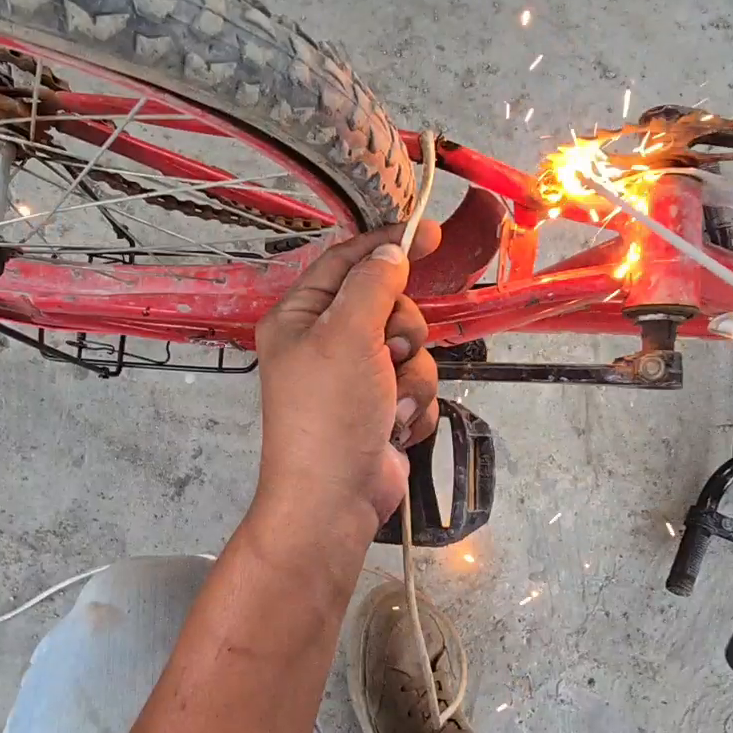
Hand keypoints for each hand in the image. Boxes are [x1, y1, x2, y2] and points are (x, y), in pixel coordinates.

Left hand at [251, 221, 441, 544]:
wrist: (334, 499)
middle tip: (389, 355)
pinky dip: (413, 407)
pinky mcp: (382, 409)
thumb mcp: (346, 334)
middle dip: (401, 332)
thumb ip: (372, 284)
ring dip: (411, 378)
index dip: (388, 245)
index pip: (347, 262)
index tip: (431, 233)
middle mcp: (326, 342)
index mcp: (301, 317)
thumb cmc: (329, 412)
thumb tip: (391, 252)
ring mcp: (357, 378)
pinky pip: (417, 386)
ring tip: (388, 405)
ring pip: (412, 349)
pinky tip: (392, 429)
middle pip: (389, 305)